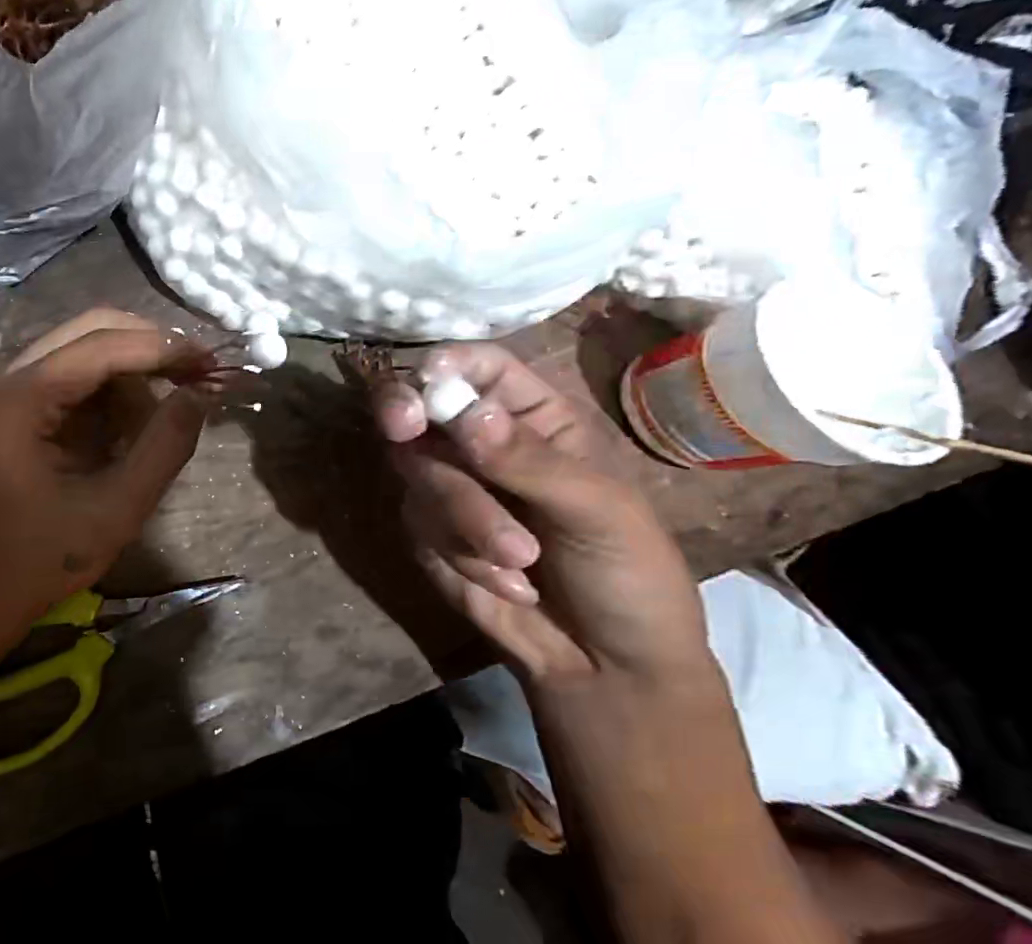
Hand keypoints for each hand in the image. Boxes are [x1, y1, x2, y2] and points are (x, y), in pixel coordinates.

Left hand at [0, 308, 212, 612]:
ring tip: (151, 432)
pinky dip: (115, 392)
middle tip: (198, 377)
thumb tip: (203, 391)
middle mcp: (7, 376)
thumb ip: (166, 444)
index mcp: (18, 400)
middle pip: (93, 330)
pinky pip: (82, 372)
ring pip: (91, 347)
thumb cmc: (51, 553)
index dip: (162, 348)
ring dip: (133, 377)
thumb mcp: (120, 506)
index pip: (100, 347)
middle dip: (150, 350)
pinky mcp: (22, 397)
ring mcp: (11, 383)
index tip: (212, 363)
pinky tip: (127, 433)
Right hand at [371, 344, 712, 687]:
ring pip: (420, 476)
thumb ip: (529, 461)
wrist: (606, 665)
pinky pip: (419, 526)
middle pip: (420, 412)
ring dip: (464, 520)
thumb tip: (467, 414)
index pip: (477, 369)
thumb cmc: (629, 573)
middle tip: (402, 428)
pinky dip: (461, 557)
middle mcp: (478, 444)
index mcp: (533, 419)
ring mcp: (448, 488)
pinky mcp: (428, 533)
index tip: (426, 384)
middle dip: (413, 427)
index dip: (445, 366)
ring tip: (520, 562)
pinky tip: (509, 585)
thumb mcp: (598, 511)